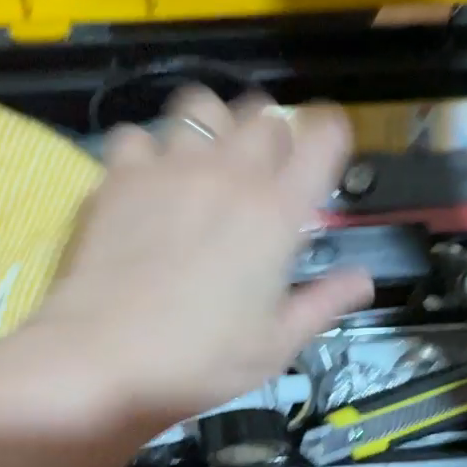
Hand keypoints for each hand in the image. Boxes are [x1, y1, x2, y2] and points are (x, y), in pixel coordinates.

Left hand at [28, 86, 374, 421]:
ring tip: (202, 164)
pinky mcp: (118, 177)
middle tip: (260, 177)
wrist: (103, 359)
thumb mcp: (274, 346)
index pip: (324, 136)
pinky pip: (137, 135)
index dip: (329, 139)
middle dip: (270, 135)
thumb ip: (322, 303)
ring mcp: (168, 168)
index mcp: (277, 211)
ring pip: (200, 106)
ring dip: (210, 126)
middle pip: (263, 113)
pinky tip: (144, 184)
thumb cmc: (198, 361)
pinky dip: (145, 152)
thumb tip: (363, 280)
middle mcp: (227, 173)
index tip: (320, 163)